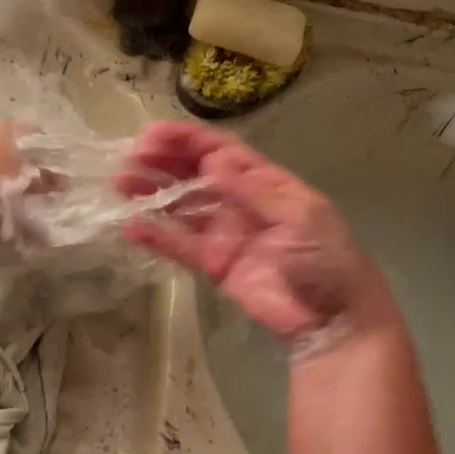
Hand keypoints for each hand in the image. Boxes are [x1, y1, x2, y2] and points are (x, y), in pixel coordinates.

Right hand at [117, 121, 397, 352]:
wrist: (334, 320)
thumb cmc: (327, 260)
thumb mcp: (302, 216)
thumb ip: (254, 191)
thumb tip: (213, 163)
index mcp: (268, 183)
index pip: (221, 152)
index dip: (187, 140)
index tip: (152, 133)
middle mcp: (242, 202)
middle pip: (196, 175)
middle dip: (164, 162)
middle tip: (129, 156)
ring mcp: (226, 233)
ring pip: (182, 206)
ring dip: (153, 193)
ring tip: (120, 182)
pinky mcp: (214, 265)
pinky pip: (181, 245)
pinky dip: (156, 236)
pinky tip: (130, 225)